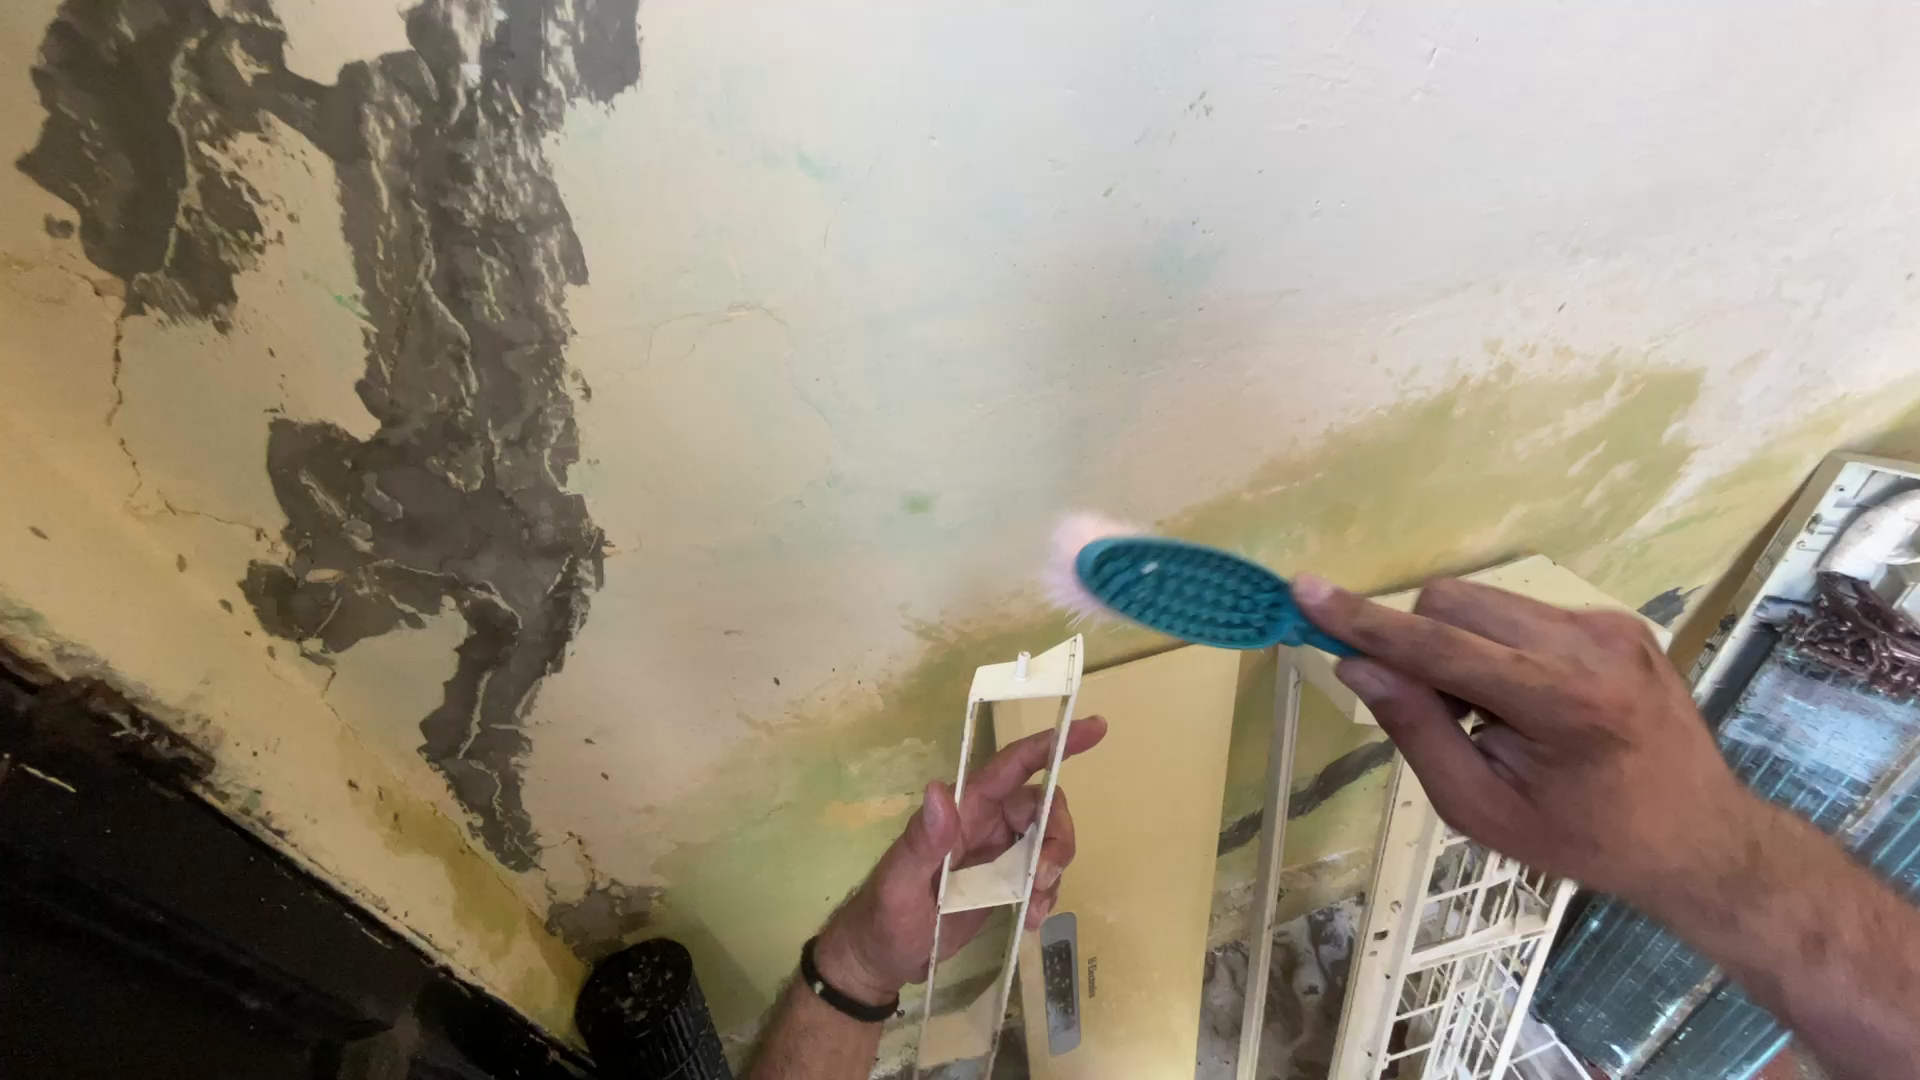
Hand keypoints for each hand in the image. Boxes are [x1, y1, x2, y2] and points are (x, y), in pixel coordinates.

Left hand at [811, 716, 1107, 1004]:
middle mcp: (986, 820)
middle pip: (1042, 805)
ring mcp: (998, 850)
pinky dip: (1048, 893)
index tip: (1094, 728)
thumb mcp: (900, 880)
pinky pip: (1044, 872)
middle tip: (1046, 877)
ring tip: (1035, 906)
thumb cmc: (886, 915)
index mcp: (965, 808)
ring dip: (1054, 869)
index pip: (1014, 764)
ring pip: (1049, 839)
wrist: (884, 957)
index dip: (1053, 744)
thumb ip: (922, 839)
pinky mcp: (1006, 880)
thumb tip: (939, 788)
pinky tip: (1032, 918)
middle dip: (1058, 836)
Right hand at [1292, 574, 1756, 911]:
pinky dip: (1485, 641)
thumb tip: (1356, 664)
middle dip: (1415, 642)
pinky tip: (1518, 693)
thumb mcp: (1477, 808)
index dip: (1363, 621)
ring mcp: (1606, 625)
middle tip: (1441, 709)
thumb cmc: (1581, 837)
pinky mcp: (1610, 619)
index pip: (1436, 646)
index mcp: (1563, 703)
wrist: (1705, 841)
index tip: (1305, 591)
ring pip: (1475, 598)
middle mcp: (1590, 646)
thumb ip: (1414, 729)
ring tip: (1486, 707)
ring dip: (1450, 642)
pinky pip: (1508, 608)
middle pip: (1449, 602)